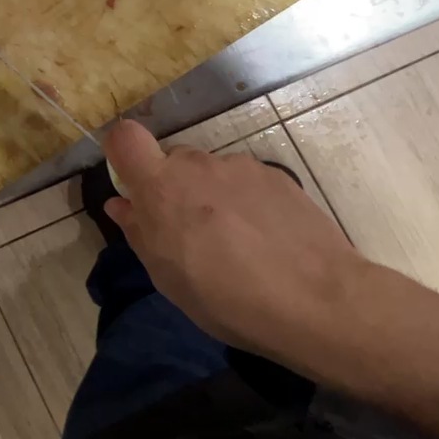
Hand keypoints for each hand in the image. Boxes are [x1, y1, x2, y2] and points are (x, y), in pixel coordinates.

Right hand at [101, 121, 369, 365]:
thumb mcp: (167, 277)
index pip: (125, 138)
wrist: (317, 301)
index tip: (134, 188)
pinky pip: (246, 183)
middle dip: (174, 189)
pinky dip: (247, 204)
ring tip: (237, 244)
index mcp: (161, 186)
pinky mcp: (277, 177)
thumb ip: (139, 232)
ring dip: (212, 198)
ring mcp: (240, 167)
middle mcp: (197, 164)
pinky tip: (266, 242)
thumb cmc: (226, 297)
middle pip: (173, 161)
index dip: (124, 155)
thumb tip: (121, 205)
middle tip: (190, 235)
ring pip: (211, 173)